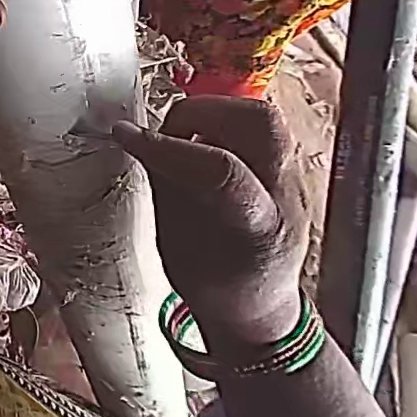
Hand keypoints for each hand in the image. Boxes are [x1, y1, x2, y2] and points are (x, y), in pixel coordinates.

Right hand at [110, 98, 305, 350]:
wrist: (260, 303)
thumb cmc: (213, 281)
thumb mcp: (175, 243)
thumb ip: (166, 188)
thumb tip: (140, 143)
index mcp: (257, 226)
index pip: (220, 169)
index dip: (165, 146)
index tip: (124, 135)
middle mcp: (285, 194)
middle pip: (258, 121)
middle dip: (198, 112)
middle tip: (165, 133)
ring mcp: (292, 178)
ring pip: (259, 115)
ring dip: (209, 114)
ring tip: (179, 138)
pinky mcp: (286, 168)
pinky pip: (255, 126)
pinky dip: (219, 123)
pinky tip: (195, 145)